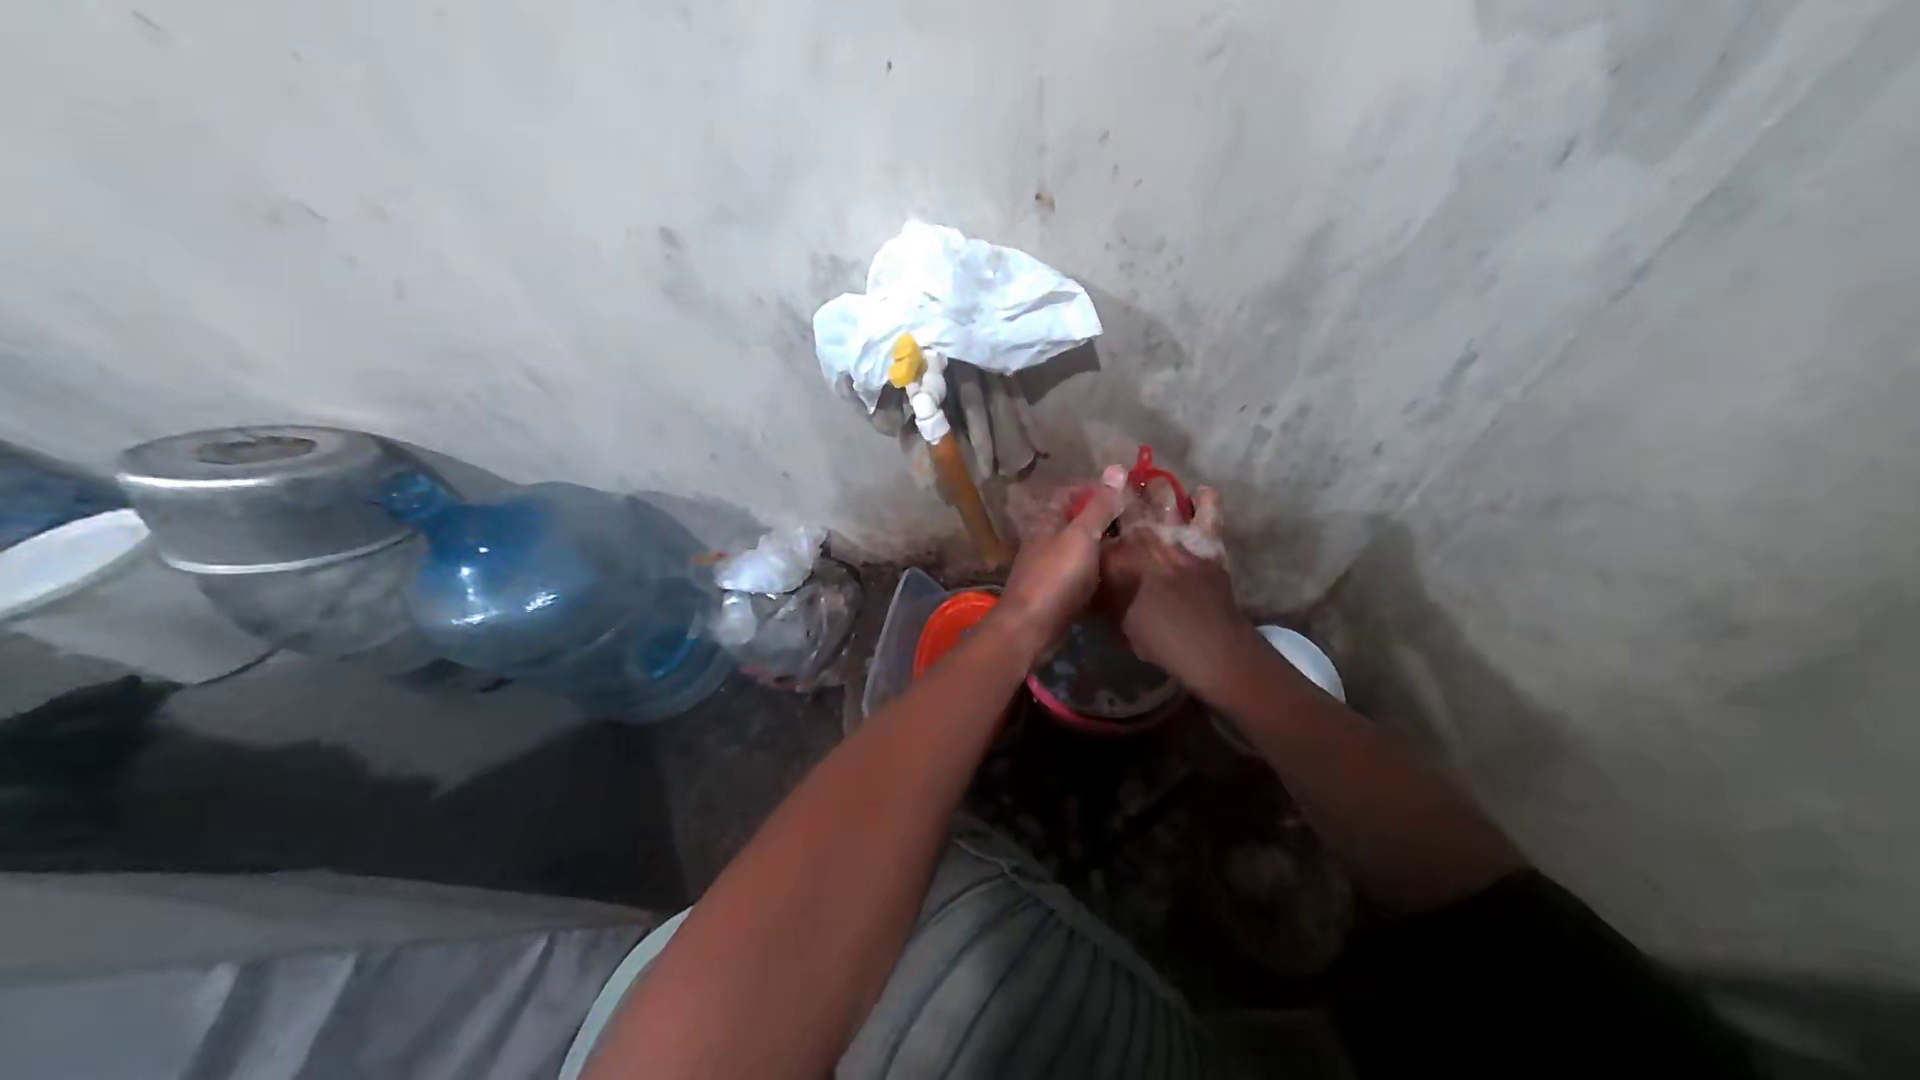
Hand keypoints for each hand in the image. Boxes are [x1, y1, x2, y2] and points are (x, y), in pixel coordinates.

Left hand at [993, 465, 1128, 654]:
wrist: (1031, 629)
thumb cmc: (1055, 577)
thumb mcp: (1081, 536)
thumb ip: (1099, 506)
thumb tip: (1116, 468)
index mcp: (1047, 522)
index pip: (1069, 494)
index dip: (1094, 489)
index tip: (1125, 492)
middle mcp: (1046, 542)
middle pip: (1076, 523)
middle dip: (1104, 520)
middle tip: (1140, 521)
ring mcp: (1051, 570)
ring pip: (1081, 552)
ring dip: (1104, 549)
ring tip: (1137, 547)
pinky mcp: (1058, 595)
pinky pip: (1083, 578)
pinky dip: (1100, 574)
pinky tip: (1121, 577)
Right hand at [1098, 487, 1259, 696]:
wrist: (1204, 641)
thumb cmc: (1153, 637)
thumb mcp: (1113, 619)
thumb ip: (1102, 594)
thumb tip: (1093, 584)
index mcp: (1112, 556)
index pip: (1094, 527)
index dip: (1092, 518)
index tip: (1090, 515)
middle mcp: (1139, 534)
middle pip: (1124, 498)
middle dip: (1118, 489)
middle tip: (1117, 486)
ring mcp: (1175, 530)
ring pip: (1162, 492)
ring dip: (1156, 487)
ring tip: (1153, 487)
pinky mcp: (1206, 535)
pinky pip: (1208, 507)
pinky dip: (1205, 498)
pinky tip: (1199, 495)